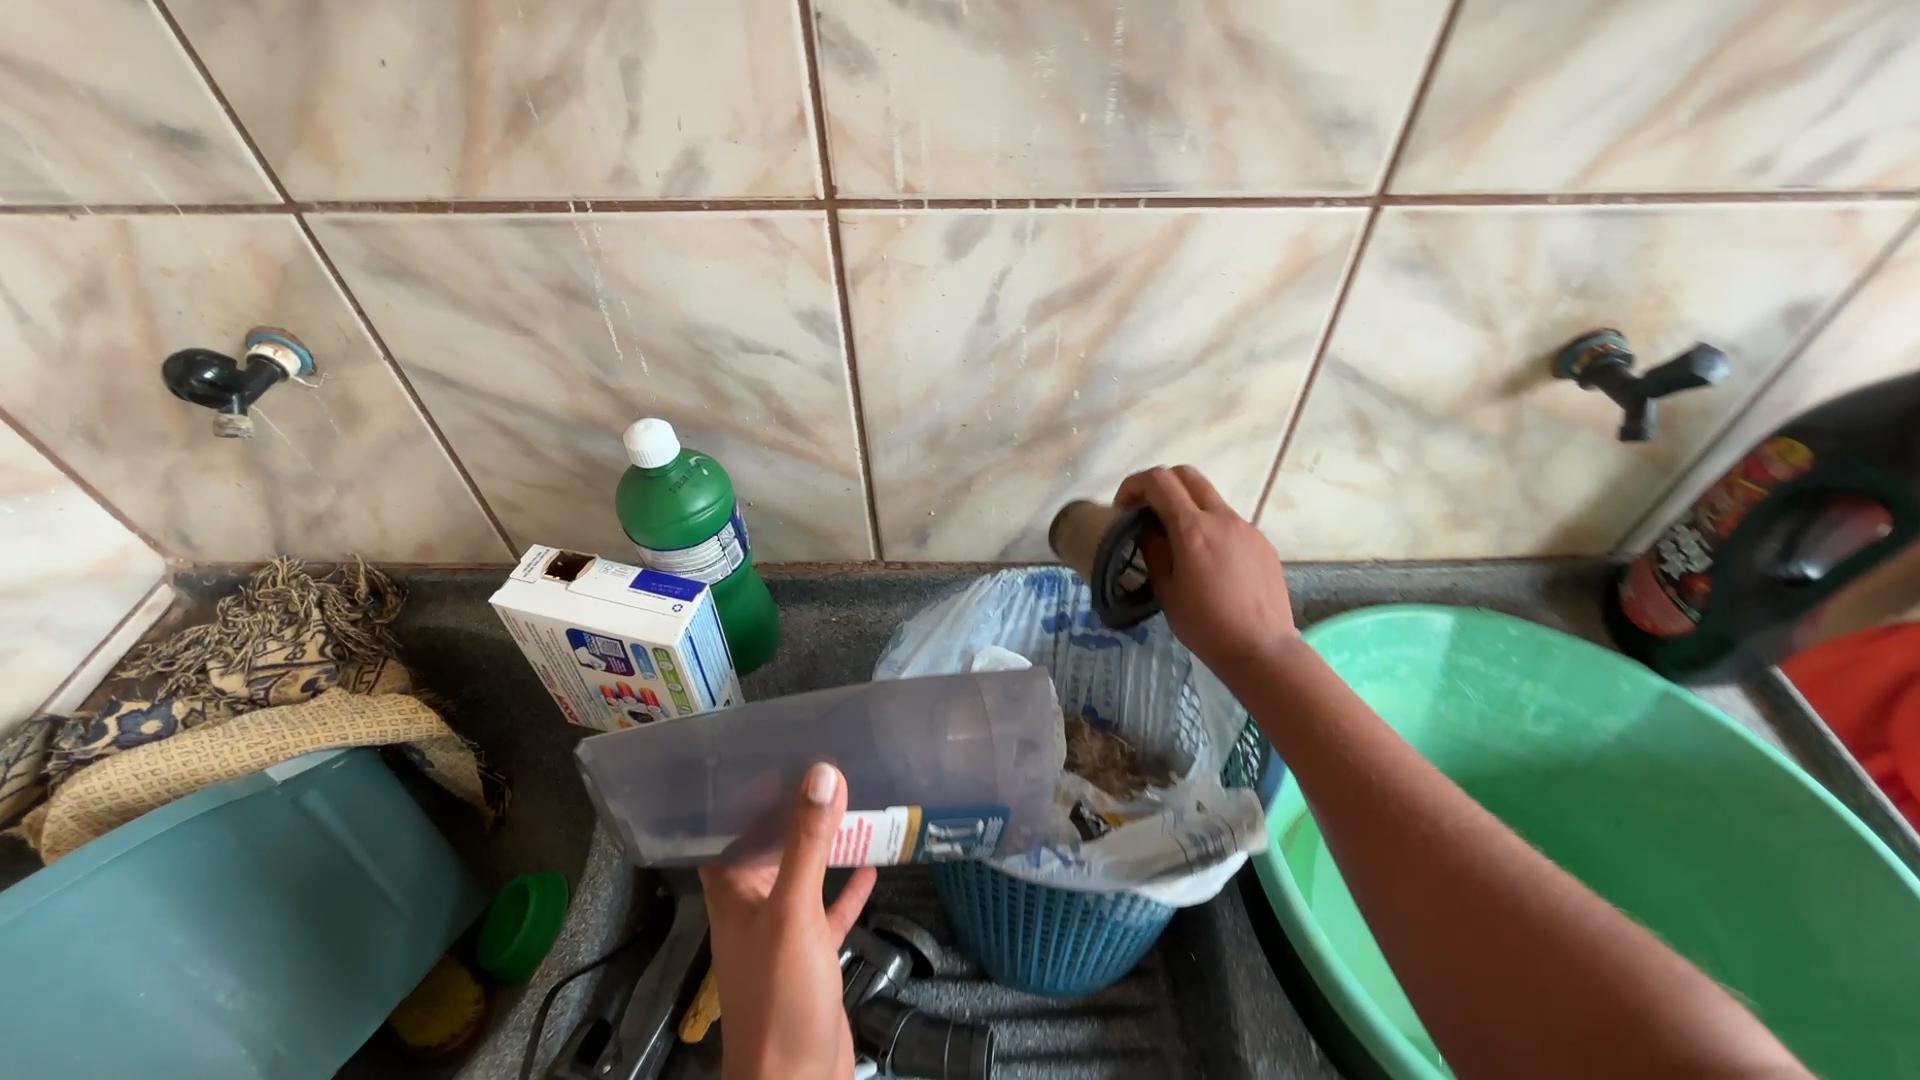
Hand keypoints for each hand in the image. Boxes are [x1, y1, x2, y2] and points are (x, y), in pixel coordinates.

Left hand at [700, 763, 878, 1079]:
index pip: (727, 829)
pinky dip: (847, 890)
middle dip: (795, 812)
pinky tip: (871, 867)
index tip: (773, 754)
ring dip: (825, 847)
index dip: (744, 793)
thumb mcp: (792, 911)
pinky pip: (829, 911)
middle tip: (825, 768)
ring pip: (803, 876)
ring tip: (853, 804)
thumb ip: (807, 844)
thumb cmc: (779, 994)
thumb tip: (823, 773)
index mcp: (731, 891)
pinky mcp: (811, 955)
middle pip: (770, 847)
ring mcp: (782, 931)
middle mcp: (751, 905)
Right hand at [1114, 465, 1299, 680]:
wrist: (1261, 649)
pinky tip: (1208, 564)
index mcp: (1194, 529)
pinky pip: (1229, 523)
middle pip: (1188, 475)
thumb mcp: (1165, 589)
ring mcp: (1247, 528)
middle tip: (1146, 512)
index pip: (1159, 481)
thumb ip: (1154, 549)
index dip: (1134, 485)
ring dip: (1187, 507)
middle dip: (1161, 484)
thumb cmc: (1204, 625)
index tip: (1123, 508)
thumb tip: (1146, 527)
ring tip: (1176, 543)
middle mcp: (1223, 518)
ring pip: (1210, 499)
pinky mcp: (1262, 543)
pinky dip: (1209, 528)